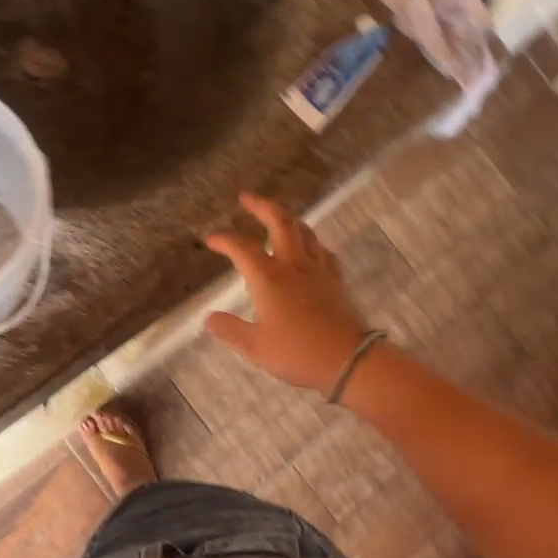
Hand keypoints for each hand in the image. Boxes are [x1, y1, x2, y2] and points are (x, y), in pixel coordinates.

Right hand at [204, 193, 370, 392]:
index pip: (242, 248)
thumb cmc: (298, 353)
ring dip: (288, 219)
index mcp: (269, 278)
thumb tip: (209, 318)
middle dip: (262, 206)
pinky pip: (323, 252)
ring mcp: (319, 271)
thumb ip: (230, 330)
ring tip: (278, 217)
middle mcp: (293, 266)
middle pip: (280, 223)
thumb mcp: (256, 347)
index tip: (210, 239)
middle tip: (247, 198)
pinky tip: (310, 250)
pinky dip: (312, 244)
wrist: (348, 360)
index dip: (224, 240)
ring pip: (305, 232)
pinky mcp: (336, 281)